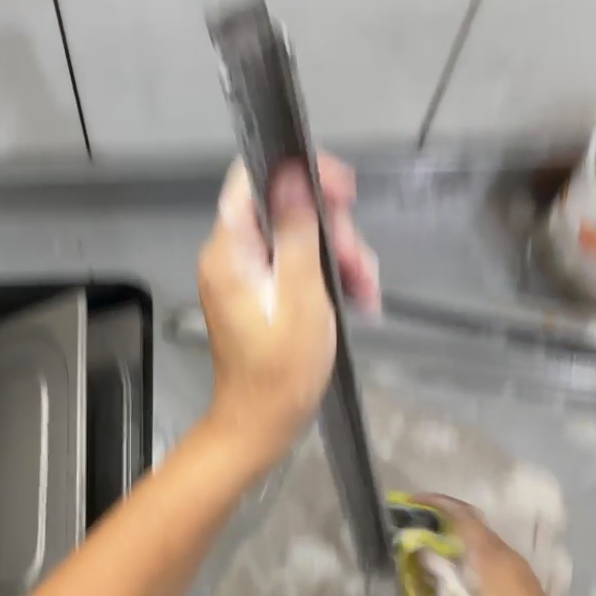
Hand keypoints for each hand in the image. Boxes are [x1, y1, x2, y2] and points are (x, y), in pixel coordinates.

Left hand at [196, 155, 380, 471]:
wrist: (262, 423)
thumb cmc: (282, 368)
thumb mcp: (302, 294)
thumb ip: (295, 230)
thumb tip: (289, 175)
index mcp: (229, 250)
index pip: (253, 179)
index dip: (300, 172)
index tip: (343, 191)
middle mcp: (230, 255)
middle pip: (285, 209)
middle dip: (333, 231)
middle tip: (361, 266)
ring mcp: (245, 275)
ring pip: (299, 239)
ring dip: (340, 258)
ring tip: (366, 292)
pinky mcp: (259, 293)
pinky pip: (296, 267)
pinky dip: (328, 278)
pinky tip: (358, 299)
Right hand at [412, 494, 591, 595]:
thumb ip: (441, 576)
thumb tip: (420, 549)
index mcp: (488, 556)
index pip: (461, 513)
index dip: (435, 502)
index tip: (411, 501)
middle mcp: (505, 553)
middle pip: (473, 522)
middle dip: (444, 517)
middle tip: (417, 524)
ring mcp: (519, 566)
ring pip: (483, 539)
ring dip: (457, 536)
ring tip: (432, 550)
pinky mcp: (525, 581)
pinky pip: (492, 553)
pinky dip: (471, 551)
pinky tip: (460, 571)